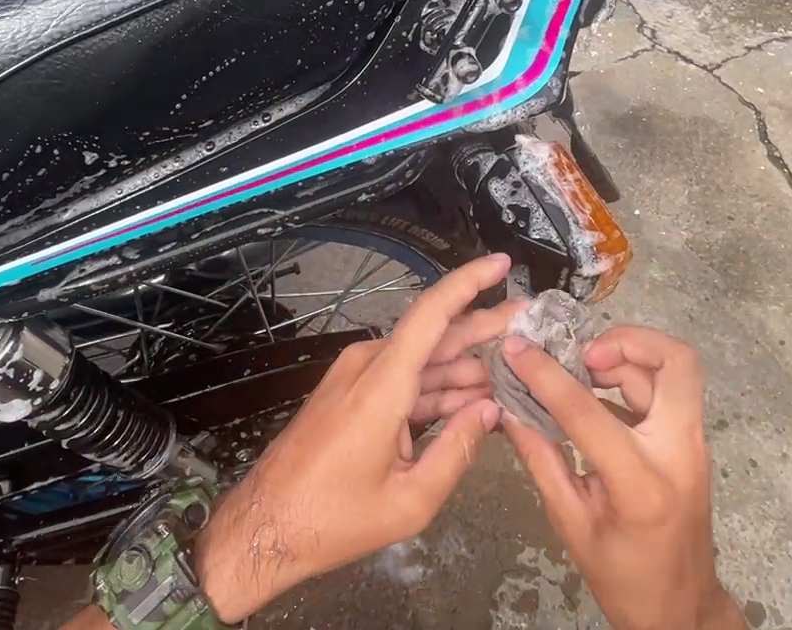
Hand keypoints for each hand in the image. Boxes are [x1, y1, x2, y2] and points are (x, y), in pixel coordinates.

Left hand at [192, 254, 520, 620]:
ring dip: (463, 366)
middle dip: (483, 327)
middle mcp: (369, 365)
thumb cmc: (333, 518)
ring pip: (422, 360)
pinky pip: (404, 380)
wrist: (265, 527)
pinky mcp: (352, 393)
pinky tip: (470, 400)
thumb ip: (457, 451)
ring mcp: (357, 377)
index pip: (433, 312)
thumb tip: (491, 411)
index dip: (470, 282)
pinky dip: (436, 388)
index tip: (501, 264)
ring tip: (509, 373)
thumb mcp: (409, 500)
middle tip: (526, 321)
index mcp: (383, 382)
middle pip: (436, 334)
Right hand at [501, 326, 743, 629]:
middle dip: (627, 340)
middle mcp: (680, 451)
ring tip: (583, 370)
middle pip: (675, 361)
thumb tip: (508, 407)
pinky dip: (632, 378)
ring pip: (673, 370)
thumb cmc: (624, 578)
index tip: (517, 349)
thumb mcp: (571, 524)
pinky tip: (597, 393)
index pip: (588, 409)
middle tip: (583, 354)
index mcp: (642, 482)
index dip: (546, 374)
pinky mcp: (692, 442)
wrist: (683, 612)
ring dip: (627, 358)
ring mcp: (694, 445)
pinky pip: (668, 391)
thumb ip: (541, 460)